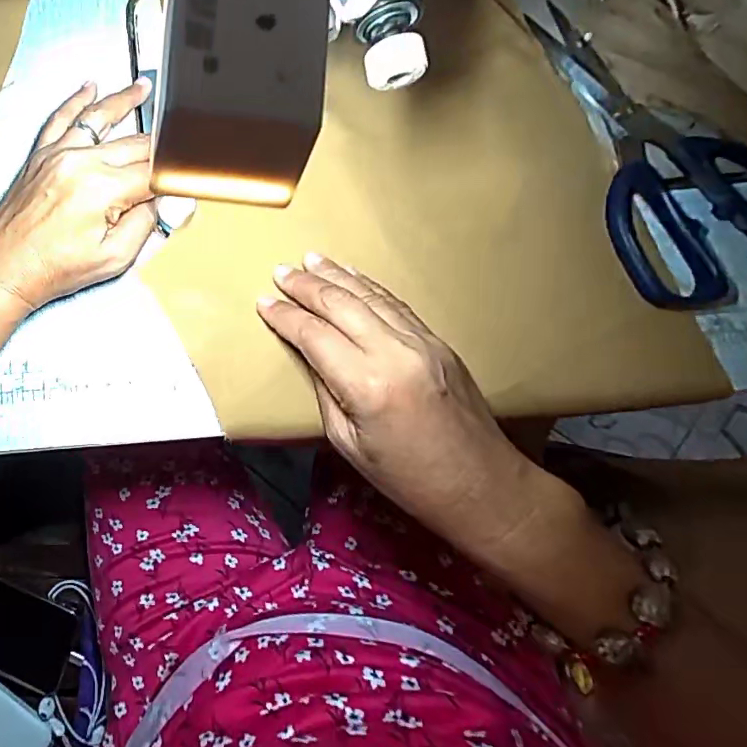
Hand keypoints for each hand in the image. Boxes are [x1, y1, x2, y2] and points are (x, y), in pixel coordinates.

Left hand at [0, 81, 158, 312]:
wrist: (3, 268)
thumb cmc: (49, 269)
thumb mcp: (113, 259)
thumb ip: (147, 224)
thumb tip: (165, 200)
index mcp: (101, 188)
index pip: (154, 172)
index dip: (172, 178)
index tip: (182, 182)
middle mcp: (79, 162)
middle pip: (134, 144)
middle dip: (157, 149)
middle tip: (173, 151)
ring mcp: (57, 154)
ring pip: (99, 118)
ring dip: (124, 101)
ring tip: (142, 89)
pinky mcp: (40, 155)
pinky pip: (61, 119)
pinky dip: (76, 102)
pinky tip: (89, 89)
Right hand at [256, 254, 553, 557]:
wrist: (483, 486)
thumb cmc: (406, 477)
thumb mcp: (346, 441)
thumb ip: (324, 389)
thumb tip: (308, 353)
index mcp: (366, 385)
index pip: (314, 335)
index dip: (284, 317)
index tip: (262, 303)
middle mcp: (395, 354)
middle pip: (341, 305)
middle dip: (305, 286)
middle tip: (279, 271)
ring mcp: (422, 343)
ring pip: (370, 296)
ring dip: (336, 276)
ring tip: (310, 260)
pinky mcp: (438, 343)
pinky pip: (395, 305)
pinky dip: (368, 286)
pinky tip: (351, 275)